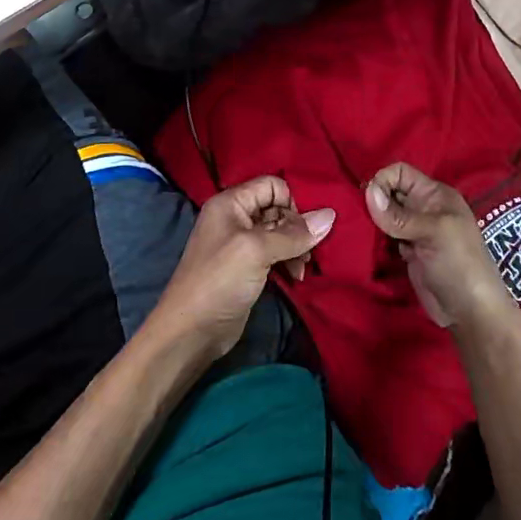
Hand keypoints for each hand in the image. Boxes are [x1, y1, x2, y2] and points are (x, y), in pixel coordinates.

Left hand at [151, 176, 333, 357]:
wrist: (189, 333)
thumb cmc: (219, 281)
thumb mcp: (257, 251)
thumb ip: (295, 234)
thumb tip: (331, 215)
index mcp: (231, 204)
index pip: (272, 185)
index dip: (291, 202)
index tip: (303, 228)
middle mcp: (235, 218)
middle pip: (278, 209)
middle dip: (297, 228)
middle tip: (307, 251)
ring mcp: (241, 244)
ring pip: (280, 232)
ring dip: (296, 247)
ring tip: (301, 267)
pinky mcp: (247, 267)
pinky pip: (276, 253)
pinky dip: (289, 260)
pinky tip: (295, 275)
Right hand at [365, 162, 516, 330]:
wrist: (470, 310)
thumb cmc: (459, 263)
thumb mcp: (433, 233)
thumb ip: (400, 215)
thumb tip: (367, 191)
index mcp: (435, 195)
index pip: (402, 172)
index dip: (383, 180)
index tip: (368, 201)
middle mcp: (425, 208)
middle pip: (391, 192)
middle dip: (373, 201)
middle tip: (356, 218)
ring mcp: (416, 231)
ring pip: (386, 215)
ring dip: (372, 221)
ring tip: (357, 230)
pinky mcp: (408, 252)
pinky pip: (386, 237)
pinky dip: (376, 239)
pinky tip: (364, 244)